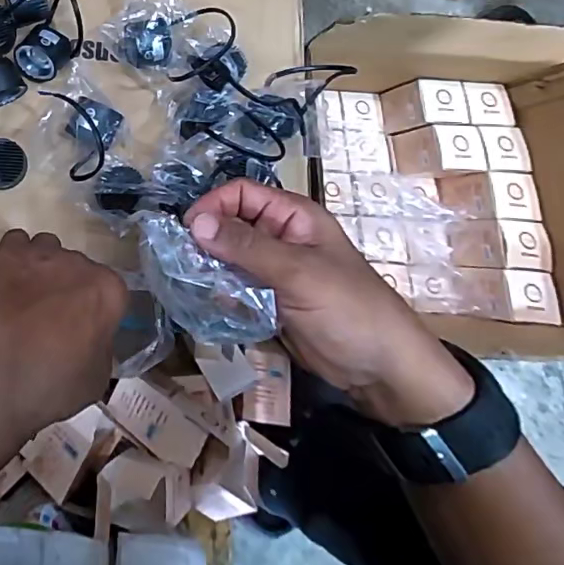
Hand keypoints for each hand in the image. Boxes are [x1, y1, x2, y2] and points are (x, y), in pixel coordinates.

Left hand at [0, 230, 126, 435]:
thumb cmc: (52, 382)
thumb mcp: (96, 379)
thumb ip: (100, 347)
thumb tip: (92, 340)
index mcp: (109, 291)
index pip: (112, 293)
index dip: (98, 312)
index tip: (85, 330)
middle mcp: (80, 263)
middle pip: (80, 269)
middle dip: (70, 289)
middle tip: (52, 320)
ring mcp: (43, 253)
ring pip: (49, 248)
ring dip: (43, 267)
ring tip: (27, 297)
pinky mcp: (8, 253)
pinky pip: (17, 243)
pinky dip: (15, 257)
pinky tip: (7, 281)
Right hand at [184, 180, 474, 425]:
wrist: (382, 370)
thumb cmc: (349, 309)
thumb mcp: (297, 273)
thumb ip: (246, 247)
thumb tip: (195, 222)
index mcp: (293, 217)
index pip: (241, 194)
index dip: (213, 206)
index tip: (187, 232)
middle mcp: (280, 237)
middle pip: (230, 225)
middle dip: (206, 241)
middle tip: (181, 263)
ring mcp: (273, 271)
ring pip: (228, 258)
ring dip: (209, 269)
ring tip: (189, 285)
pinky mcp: (268, 301)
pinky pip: (235, 288)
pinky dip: (219, 294)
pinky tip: (206, 304)